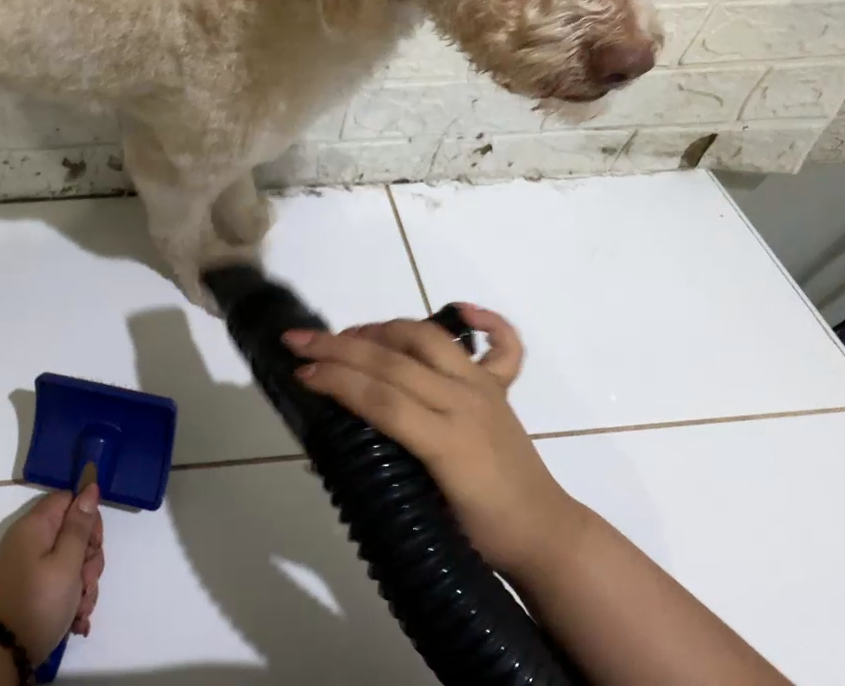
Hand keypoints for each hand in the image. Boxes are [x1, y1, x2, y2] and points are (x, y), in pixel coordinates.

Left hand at [0, 483, 104, 663]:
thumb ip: (80, 526)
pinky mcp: (31, 587)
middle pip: (72, 533)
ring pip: (70, 562)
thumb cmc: (39, 602)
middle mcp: (30, 540)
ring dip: (83, 585)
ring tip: (80, 609)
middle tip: (87, 582)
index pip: (69, 500)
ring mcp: (30, 565)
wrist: (3, 652)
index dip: (88, 518)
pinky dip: (71, 597)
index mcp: (35, 526)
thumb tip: (89, 488)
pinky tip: (75, 619)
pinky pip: (59, 581)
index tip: (95, 545)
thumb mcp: (67, 563)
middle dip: (89, 560)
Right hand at [283, 305, 583, 578]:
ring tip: (350, 336)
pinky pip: (502, 345)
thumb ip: (377, 474)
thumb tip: (323, 453)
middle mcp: (465, 403)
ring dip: (383, 329)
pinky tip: (462, 309)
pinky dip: (487, 321)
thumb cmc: (480, 534)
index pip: (381, 398)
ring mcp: (485, 389)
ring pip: (428, 339)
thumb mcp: (420, 513)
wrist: (546, 535)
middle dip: (339, 347)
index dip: (336, 381)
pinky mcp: (501, 387)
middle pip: (394, 362)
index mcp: (447, 442)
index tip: (299, 373)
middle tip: (299, 340)